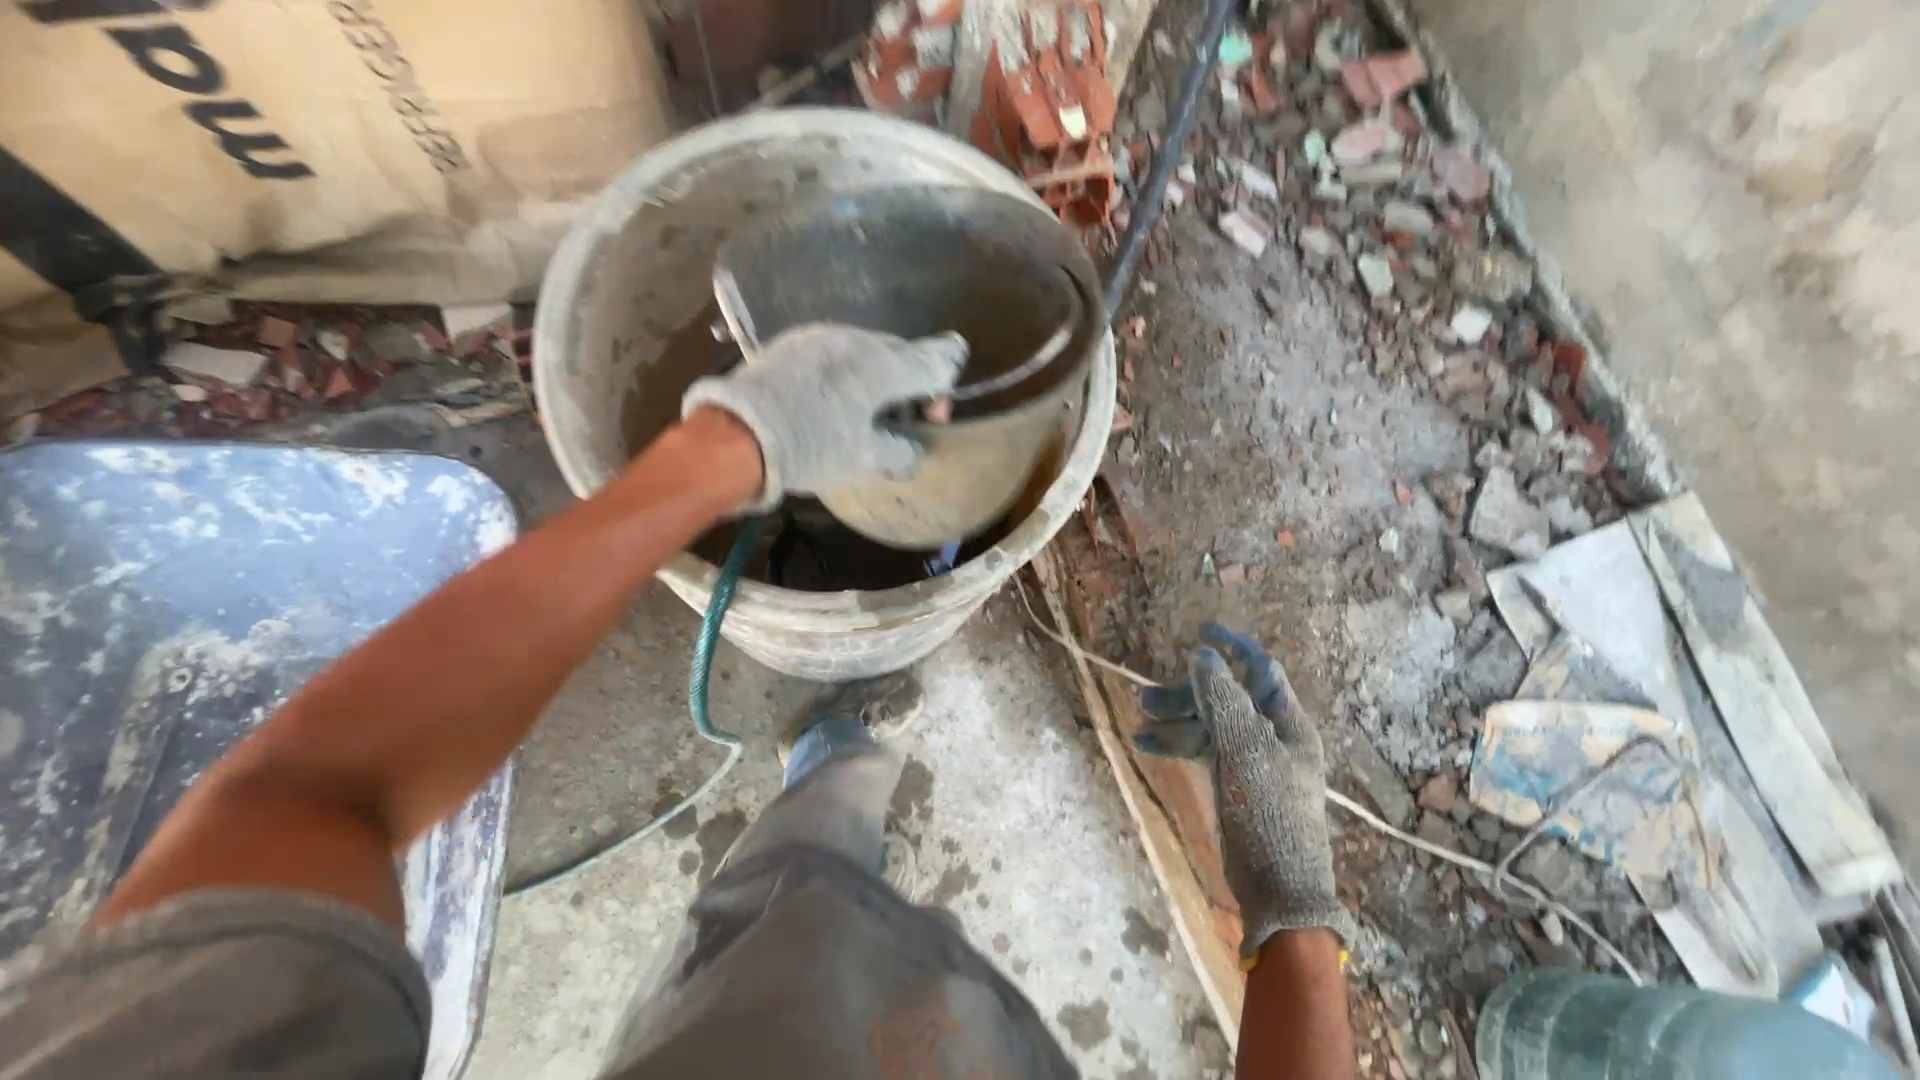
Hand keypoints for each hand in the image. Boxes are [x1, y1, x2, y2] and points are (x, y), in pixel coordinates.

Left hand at [682, 324, 967, 512]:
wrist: (738, 434)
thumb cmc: (812, 446)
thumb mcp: (864, 458)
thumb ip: (900, 450)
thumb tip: (910, 450)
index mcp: (882, 364)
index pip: (934, 360)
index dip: (943, 384)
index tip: (934, 412)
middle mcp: (855, 340)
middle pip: (899, 354)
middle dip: (909, 383)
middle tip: (903, 419)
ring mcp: (821, 337)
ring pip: (865, 352)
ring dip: (876, 377)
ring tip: (866, 411)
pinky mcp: (792, 344)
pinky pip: (835, 354)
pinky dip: (846, 374)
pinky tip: (834, 400)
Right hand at [1135, 624, 1346, 956]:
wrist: (1278, 887)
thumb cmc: (1267, 815)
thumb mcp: (1245, 753)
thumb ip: (1224, 702)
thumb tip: (1205, 656)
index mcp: (1286, 722)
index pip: (1260, 669)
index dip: (1231, 646)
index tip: (1198, 630)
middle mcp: (1272, 735)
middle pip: (1227, 697)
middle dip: (1188, 692)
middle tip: (1148, 699)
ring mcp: (1253, 760)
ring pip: (1210, 724)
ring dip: (1178, 719)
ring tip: (1141, 723)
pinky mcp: (1236, 783)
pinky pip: (1205, 750)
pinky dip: (1180, 745)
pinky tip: (1149, 746)